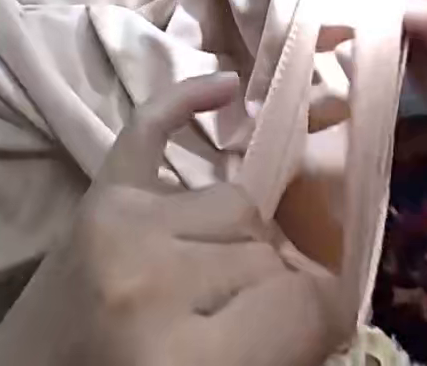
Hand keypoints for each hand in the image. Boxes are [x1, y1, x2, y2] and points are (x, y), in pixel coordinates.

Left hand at [0, 74, 346, 365]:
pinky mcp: (98, 191)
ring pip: (234, 198)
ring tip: (230, 271)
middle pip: (265, 247)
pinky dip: (188, 98)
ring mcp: (119, 221)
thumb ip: (278, 354)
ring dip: (245, 235)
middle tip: (265, 314)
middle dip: (278, 283)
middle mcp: (150, 277)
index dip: (327, 315)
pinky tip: (228, 87)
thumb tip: (329, 302)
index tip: (328, 324)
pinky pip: (151, 123)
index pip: (300, 304)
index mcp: (181, 360)